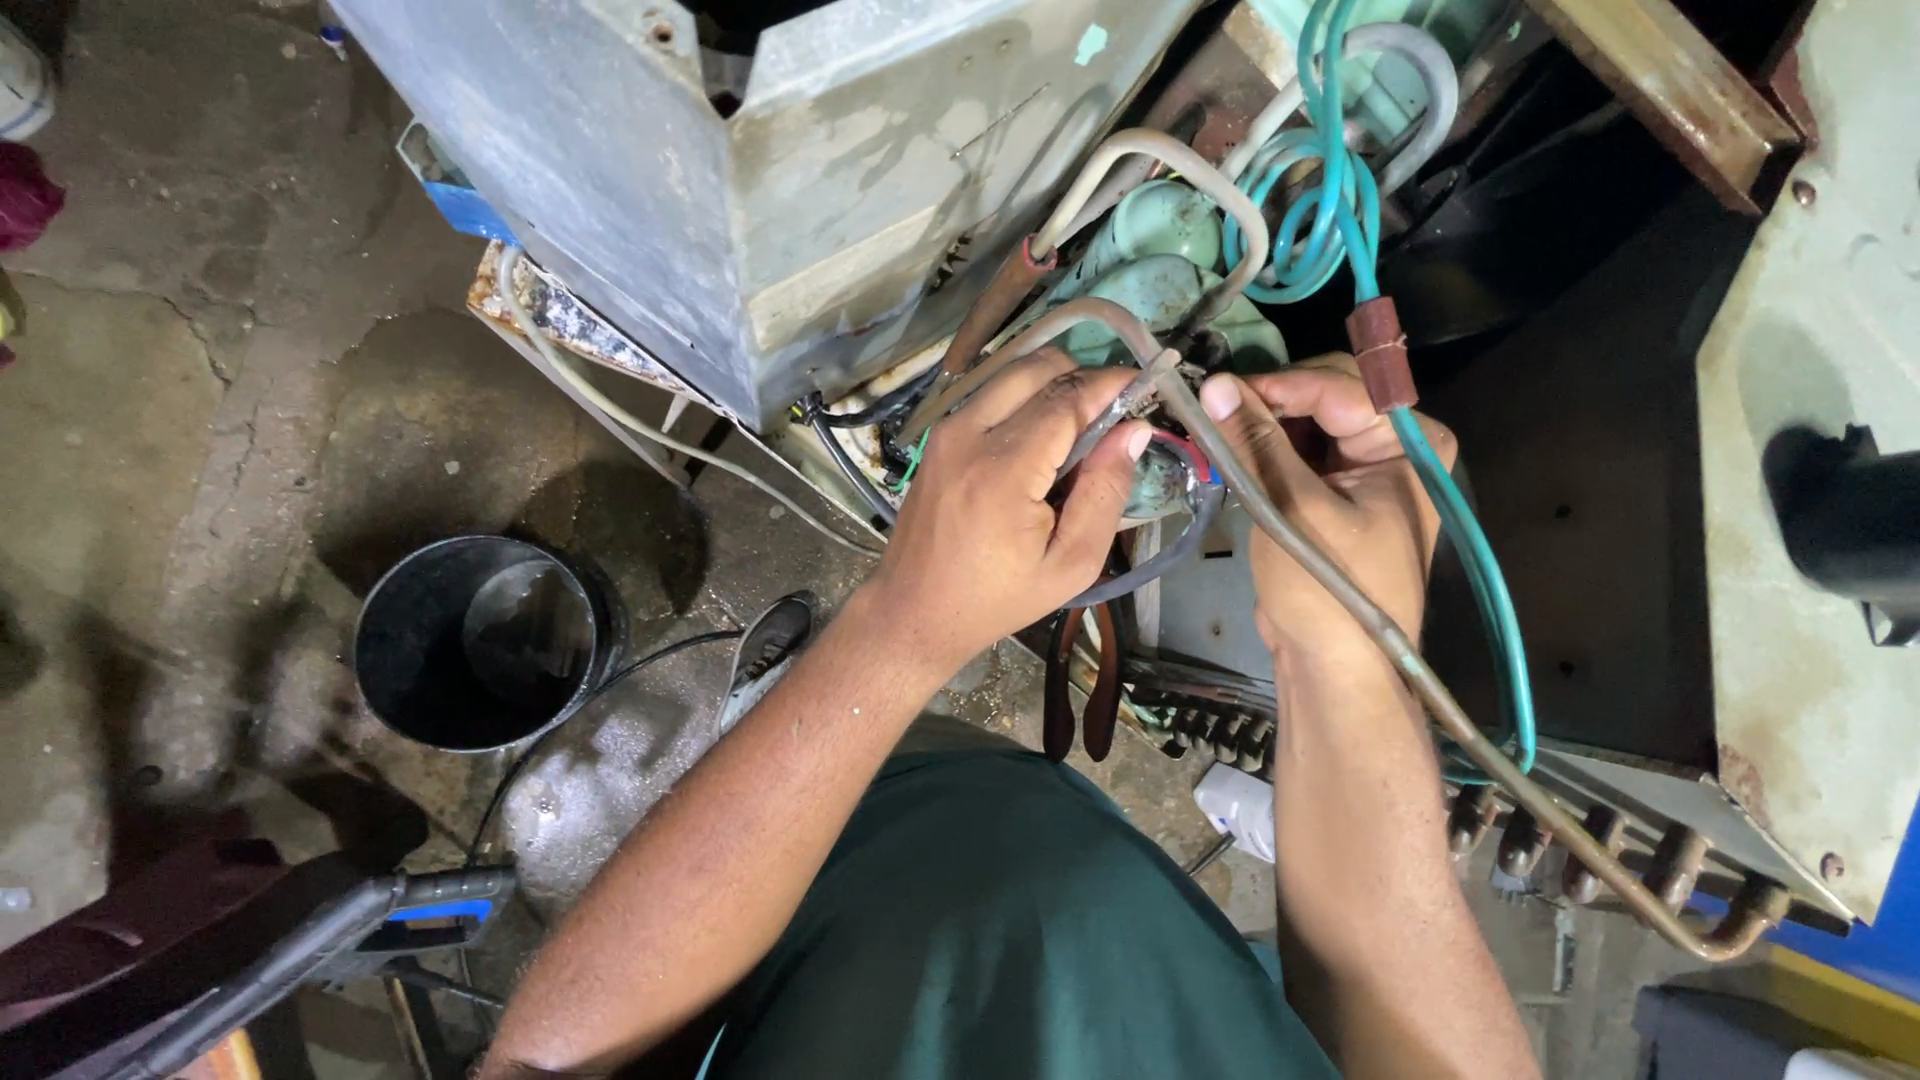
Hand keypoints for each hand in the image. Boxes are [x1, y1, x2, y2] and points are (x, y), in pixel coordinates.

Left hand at [863, 348, 1149, 670]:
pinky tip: (1038, 441)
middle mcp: (969, 436)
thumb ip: (1105, 493)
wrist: (915, 611)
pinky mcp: (936, 439)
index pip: (1067, 398)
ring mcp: (946, 432)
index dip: (1111, 384)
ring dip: (1051, 385)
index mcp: (1004, 471)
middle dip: (1082, 377)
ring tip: (1077, 428)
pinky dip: (1022, 399)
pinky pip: (988, 395)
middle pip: (1037, 368)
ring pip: (1010, 374)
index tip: (1143, 385)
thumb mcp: (1070, 564)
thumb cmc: (997, 598)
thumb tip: (1134, 432)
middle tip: (1110, 412)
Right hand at [1197, 355, 1456, 673]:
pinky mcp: (1330, 492)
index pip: (1340, 389)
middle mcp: (1394, 447)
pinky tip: (1229, 447)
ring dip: (1262, 419)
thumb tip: (1213, 384)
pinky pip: (1296, 450)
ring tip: (1216, 423)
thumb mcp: (1290, 508)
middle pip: (1327, 394)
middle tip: (1216, 406)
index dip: (1279, 385)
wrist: (1334, 664)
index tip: (1219, 391)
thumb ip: (1256, 441)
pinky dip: (1263, 446)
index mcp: (1409, 444)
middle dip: (1272, 396)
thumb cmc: (1327, 588)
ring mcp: (1362, 469)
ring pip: (1306, 420)